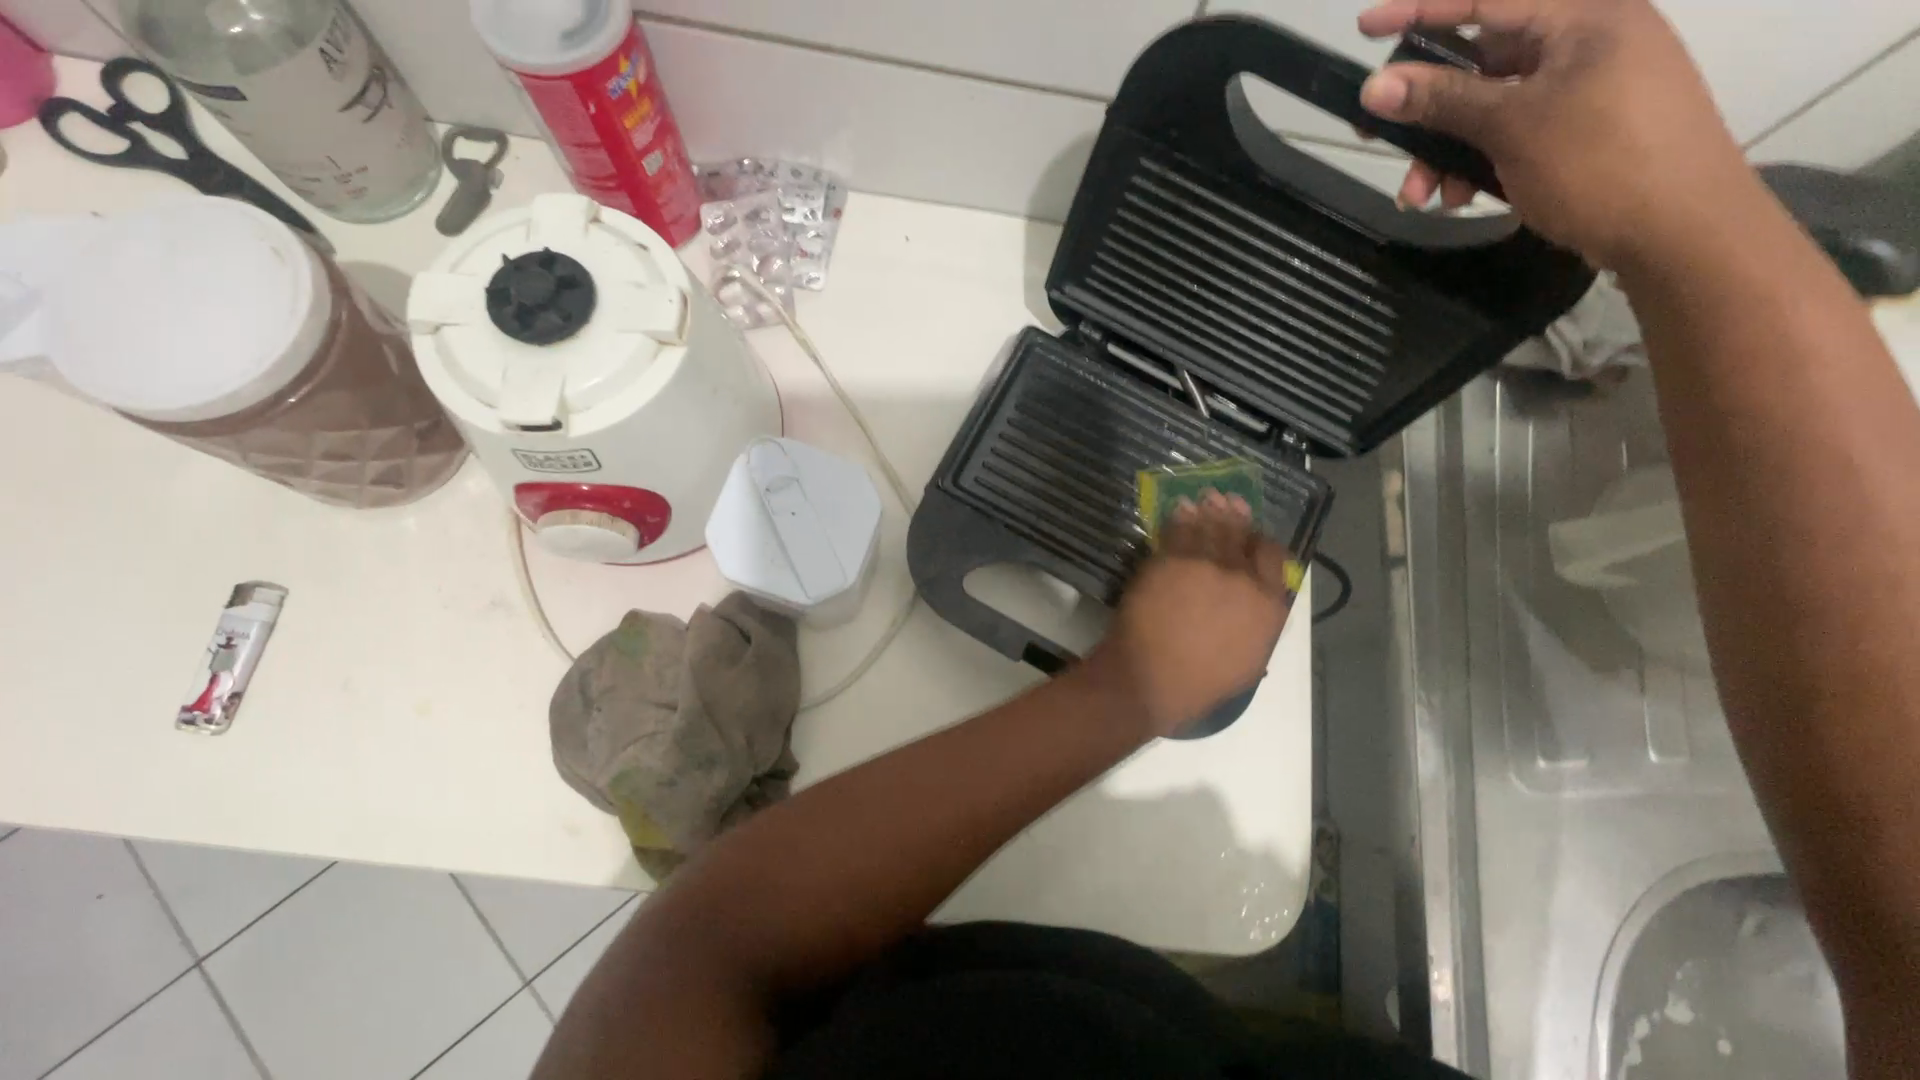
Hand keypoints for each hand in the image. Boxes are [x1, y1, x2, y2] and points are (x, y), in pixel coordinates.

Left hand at [1080, 492, 1298, 738]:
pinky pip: (1180, 530)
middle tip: (1230, 501)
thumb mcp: (1249, 661)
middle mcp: (1243, 578)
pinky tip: (1182, 509)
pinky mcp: (1172, 560)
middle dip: (1236, 516)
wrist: (1153, 678)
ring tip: (1209, 497)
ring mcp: (1207, 565)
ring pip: (1212, 528)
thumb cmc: (1202, 682)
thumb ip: (1259, 624)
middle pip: (1242, 536)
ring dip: (1211, 510)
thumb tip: (1259, 606)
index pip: (1274, 557)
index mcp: (1269, 604)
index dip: (1262, 543)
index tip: (1253, 537)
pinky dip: (1182, 517)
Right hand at [1356, 0, 1757, 270]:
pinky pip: (1518, 133)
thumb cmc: (1602, 163)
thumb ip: (1442, 101)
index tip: (1366, 27)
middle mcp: (1589, 41)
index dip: (1421, 11)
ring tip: (1424, 196)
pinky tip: (1464, 197)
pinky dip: (1483, 162)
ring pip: (1495, 107)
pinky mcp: (1589, 130)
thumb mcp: (1512, 127)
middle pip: (1484, 62)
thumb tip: (1375, 87)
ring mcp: (1592, 87)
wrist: (1684, 233)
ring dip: (1449, 150)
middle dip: (1429, 111)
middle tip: (1380, 140)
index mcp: (1584, 17)